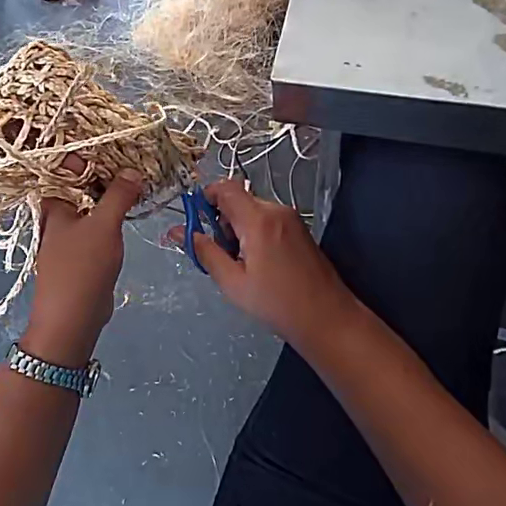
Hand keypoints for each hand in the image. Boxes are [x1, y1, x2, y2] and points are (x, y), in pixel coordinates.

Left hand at [23, 170, 143, 366]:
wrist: (72, 319)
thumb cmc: (81, 267)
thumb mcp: (104, 225)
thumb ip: (118, 195)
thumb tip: (133, 170)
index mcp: (53, 203)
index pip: (66, 166)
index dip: (89, 154)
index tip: (116, 146)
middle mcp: (58, 214)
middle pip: (81, 184)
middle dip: (106, 172)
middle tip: (135, 159)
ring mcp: (69, 232)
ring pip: (91, 203)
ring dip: (111, 192)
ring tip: (138, 177)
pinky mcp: (82, 249)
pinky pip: (98, 221)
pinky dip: (113, 212)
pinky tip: (132, 206)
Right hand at [169, 179, 357, 347]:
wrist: (326, 316)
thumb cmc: (277, 303)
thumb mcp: (233, 282)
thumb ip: (205, 252)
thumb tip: (179, 232)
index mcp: (258, 220)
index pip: (225, 188)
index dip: (205, 198)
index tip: (196, 222)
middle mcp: (276, 210)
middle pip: (238, 200)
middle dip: (222, 221)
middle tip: (221, 254)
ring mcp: (291, 218)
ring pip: (252, 210)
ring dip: (238, 228)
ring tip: (241, 264)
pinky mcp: (299, 228)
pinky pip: (267, 219)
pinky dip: (255, 232)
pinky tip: (259, 262)